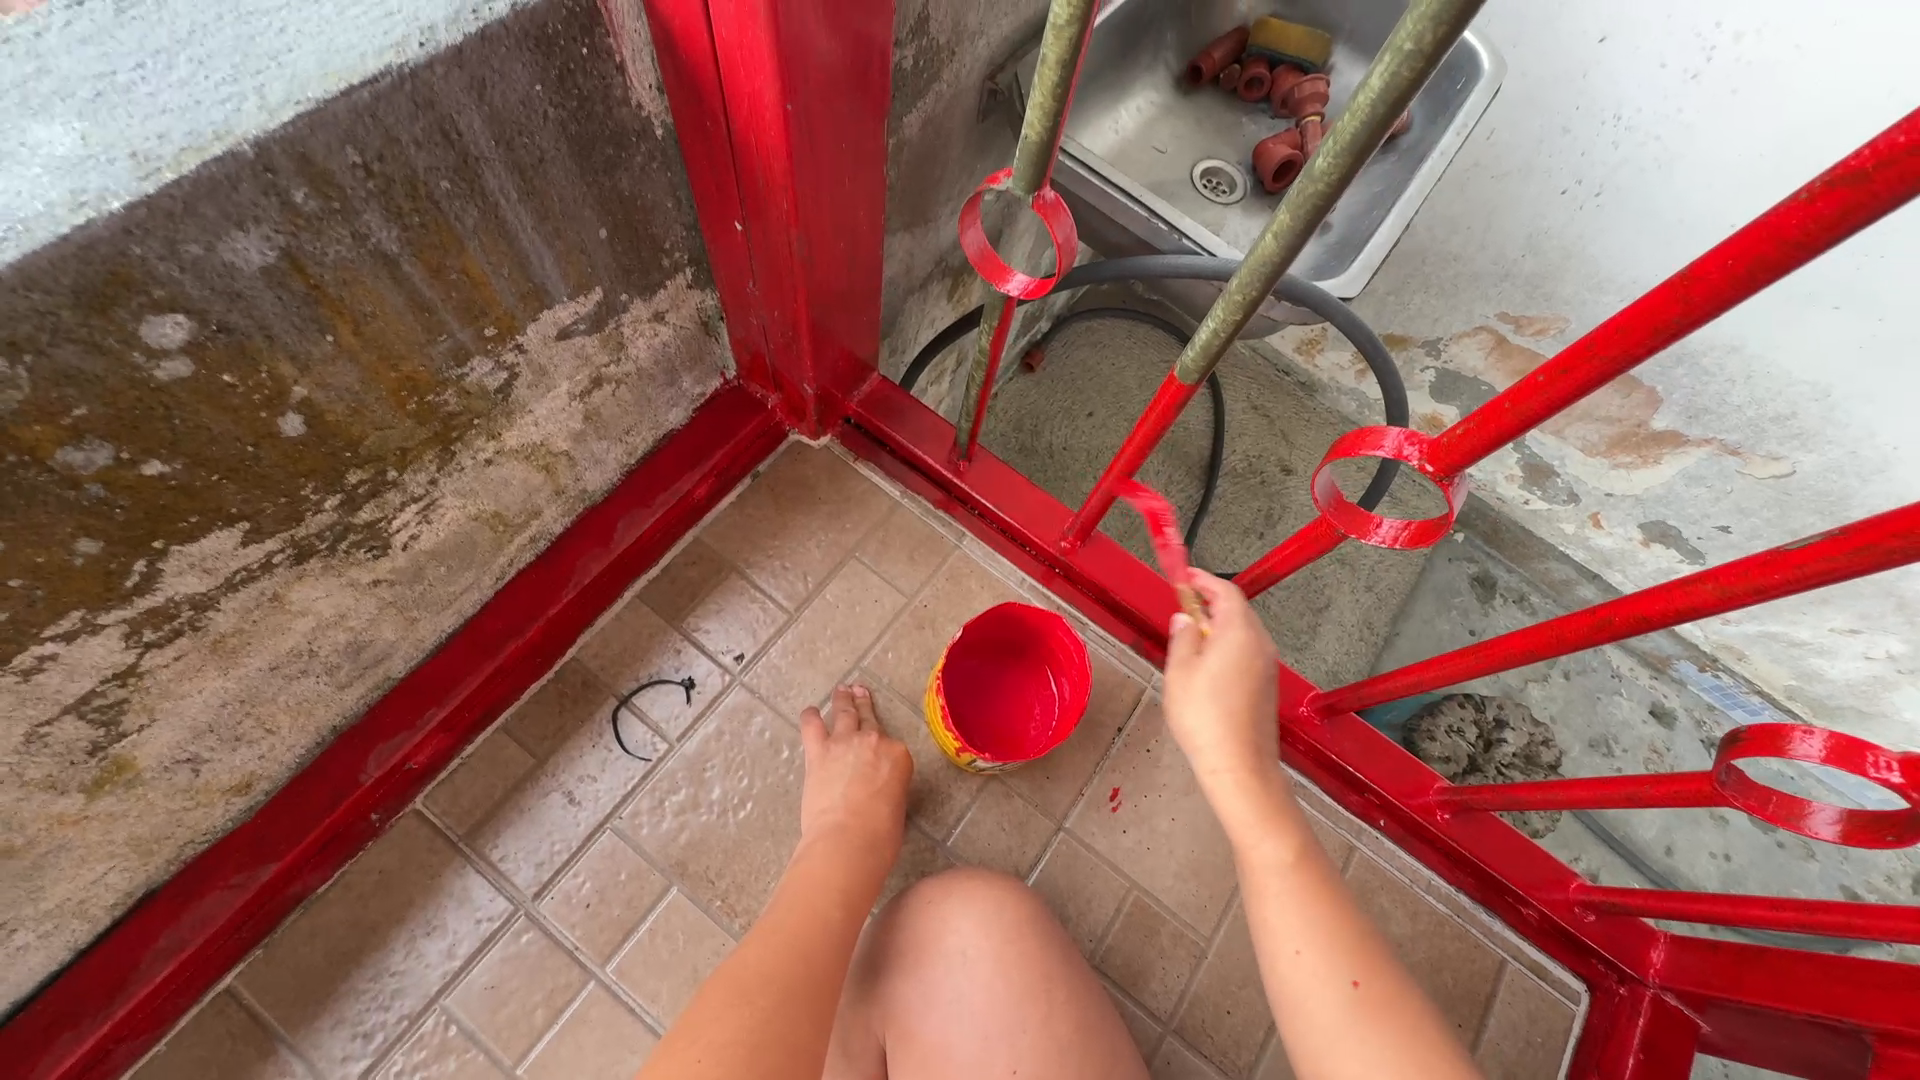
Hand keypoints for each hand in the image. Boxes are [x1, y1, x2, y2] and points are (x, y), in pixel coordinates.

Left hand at [797, 685, 913, 865]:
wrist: (848, 838)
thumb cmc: (880, 834)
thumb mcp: (897, 807)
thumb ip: (889, 789)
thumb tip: (877, 793)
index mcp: (899, 756)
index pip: (893, 747)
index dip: (886, 752)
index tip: (882, 754)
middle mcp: (874, 741)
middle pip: (869, 719)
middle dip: (864, 704)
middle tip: (860, 690)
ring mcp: (845, 742)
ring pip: (844, 713)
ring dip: (842, 700)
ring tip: (841, 690)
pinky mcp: (819, 751)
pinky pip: (812, 726)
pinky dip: (811, 717)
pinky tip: (809, 711)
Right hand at [1163, 571, 1289, 832]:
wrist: (1238, 765)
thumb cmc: (1203, 715)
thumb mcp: (1180, 670)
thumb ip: (1183, 636)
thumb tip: (1186, 619)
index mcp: (1239, 632)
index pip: (1227, 592)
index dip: (1205, 581)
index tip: (1186, 577)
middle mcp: (1260, 644)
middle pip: (1239, 610)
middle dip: (1212, 602)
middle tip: (1184, 605)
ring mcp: (1267, 666)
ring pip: (1244, 632)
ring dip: (1220, 626)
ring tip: (1192, 636)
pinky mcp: (1266, 686)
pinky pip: (1247, 653)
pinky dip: (1228, 646)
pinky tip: (1208, 665)